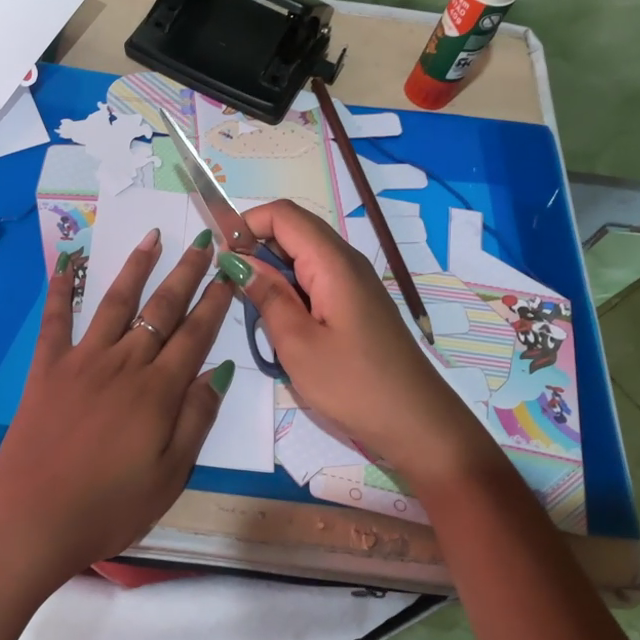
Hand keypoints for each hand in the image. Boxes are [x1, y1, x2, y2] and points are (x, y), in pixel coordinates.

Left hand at [0, 228, 236, 589]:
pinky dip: (62, 289)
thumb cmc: (109, 506)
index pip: (195, 335)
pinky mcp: (47, 368)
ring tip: (153, 237)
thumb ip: (196, 419)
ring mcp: (82, 361)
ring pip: (116, 303)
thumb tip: (218, 370)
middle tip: (202, 241)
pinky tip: (67, 264)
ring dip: (136, 267)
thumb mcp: (170, 475)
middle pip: (161, 309)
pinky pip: (56, 320)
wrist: (32, 517)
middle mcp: (124, 363)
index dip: (214, 302)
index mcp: (158, 391)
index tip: (229, 272)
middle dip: (185, 273)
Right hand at [222, 200, 499, 494]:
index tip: (220, 257)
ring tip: (251, 307)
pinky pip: (316, 279)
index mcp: (333, 263)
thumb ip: (267, 295)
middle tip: (230, 285)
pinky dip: (291, 289)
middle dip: (255, 246)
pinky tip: (280, 322)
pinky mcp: (357, 304)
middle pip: (294, 230)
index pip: (283, 214)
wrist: (418, 425)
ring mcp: (355, 283)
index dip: (246, 224)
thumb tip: (237, 258)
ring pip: (304, 256)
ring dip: (272, 271)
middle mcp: (347, 262)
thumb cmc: (354, 386)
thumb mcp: (297, 344)